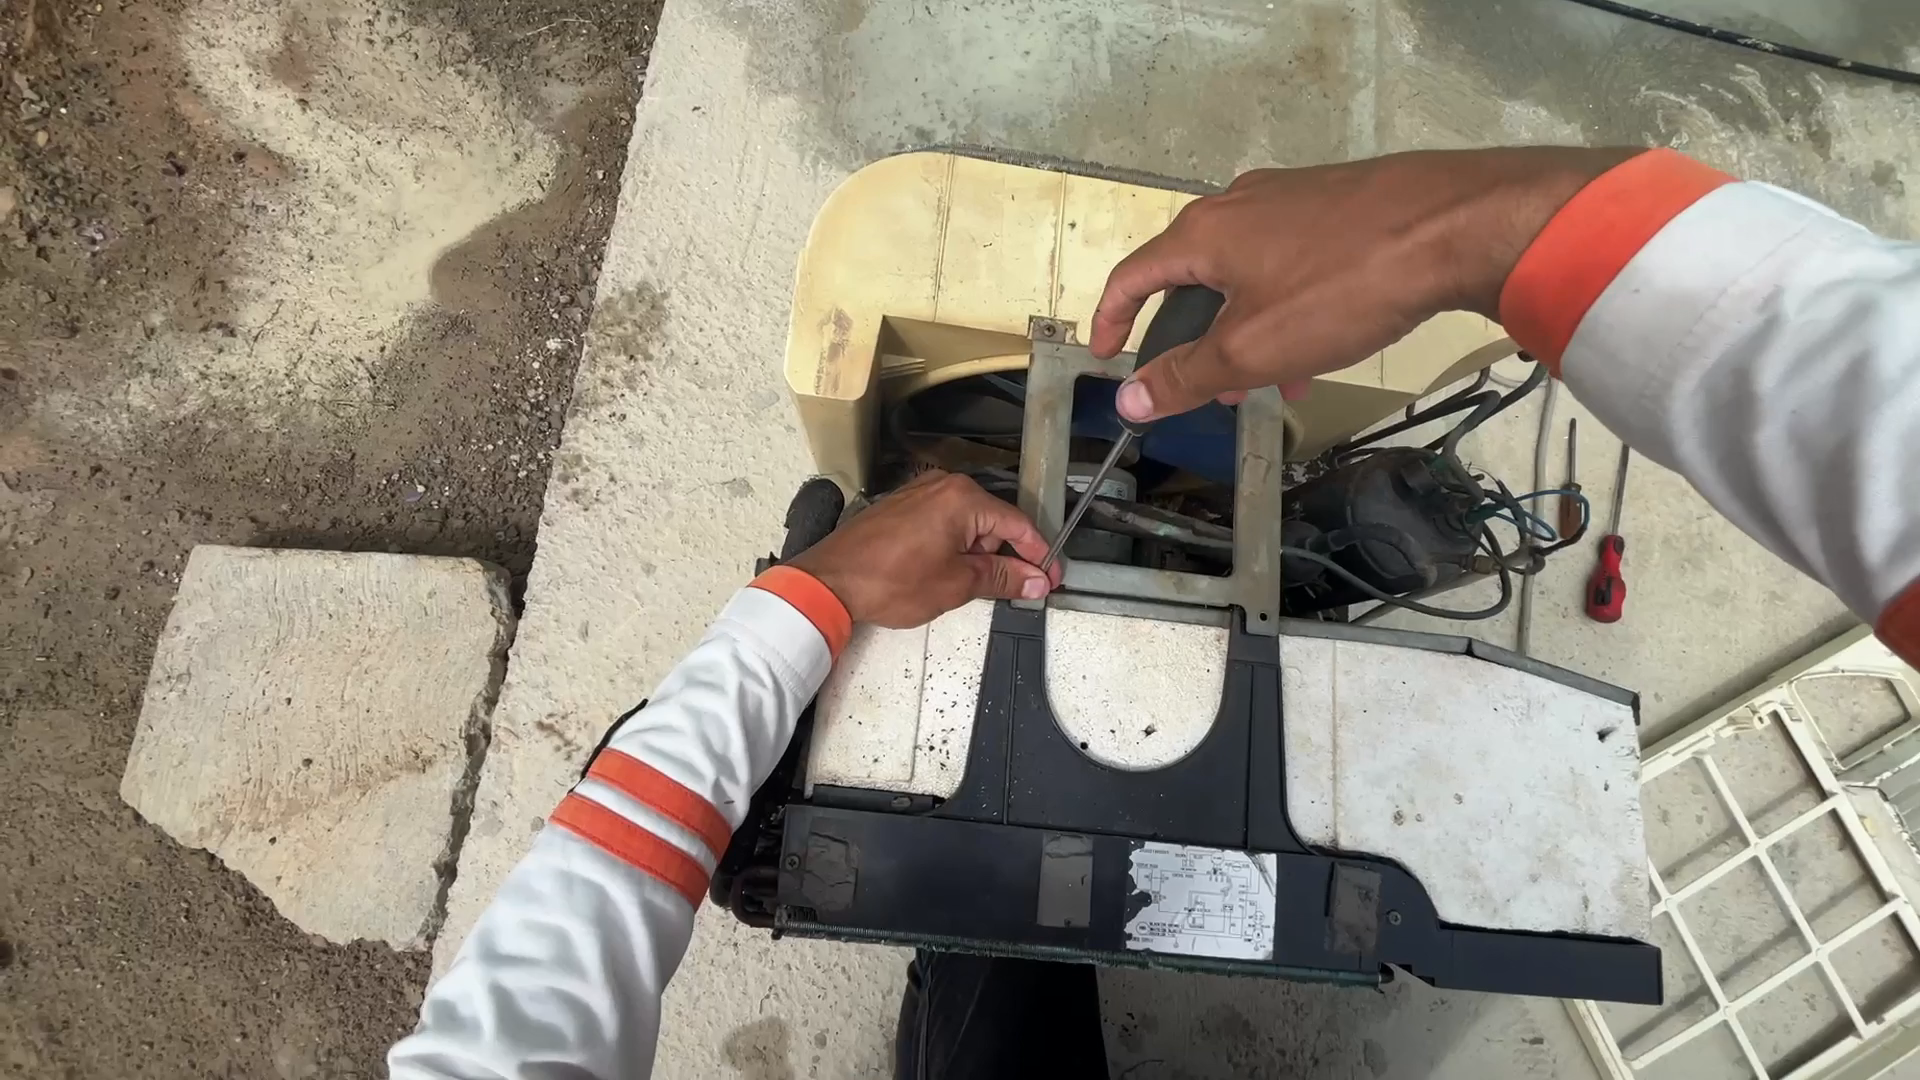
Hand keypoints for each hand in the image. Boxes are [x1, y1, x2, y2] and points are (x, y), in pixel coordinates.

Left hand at [789, 471, 1063, 627]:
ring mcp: (920, 493)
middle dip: (1006, 556)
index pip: (1016, 524)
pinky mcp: (902, 507)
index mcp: (962, 498)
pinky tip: (949, 573)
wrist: (830, 581)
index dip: (1038, 554)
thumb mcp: (956, 584)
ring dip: (978, 554)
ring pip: (968, 524)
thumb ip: (1002, 578)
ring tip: (973, 587)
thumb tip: (1035, 580)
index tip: (1050, 577)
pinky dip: (955, 546)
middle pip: (993, 521)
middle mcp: (943, 486)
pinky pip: (943, 523)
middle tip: (1017, 588)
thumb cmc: (890, 581)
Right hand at [1089, 147, 1637, 423]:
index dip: (1110, 321)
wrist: (1463, 226)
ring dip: (1240, 335)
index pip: (1131, 278)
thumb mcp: (1248, 350)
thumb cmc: (1337, 289)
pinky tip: (1313, 352)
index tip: (1105, 355)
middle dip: (1191, 343)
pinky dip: (1280, 313)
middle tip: (1202, 387)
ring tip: (1264, 381)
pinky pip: (1285, 267)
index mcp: (1202, 236)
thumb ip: (1182, 378)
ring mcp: (1290, 200)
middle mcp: (1237, 206)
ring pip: (1241, 280)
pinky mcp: (1335, 205)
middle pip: (1188, 282)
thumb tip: (1126, 401)